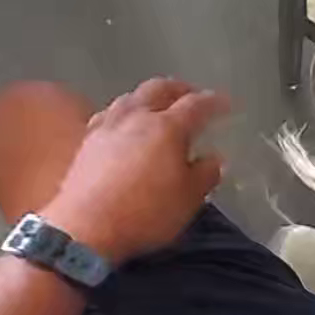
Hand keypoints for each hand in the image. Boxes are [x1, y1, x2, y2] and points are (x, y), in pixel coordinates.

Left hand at [40, 78, 229, 264]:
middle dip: (179, 89)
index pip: (196, 106)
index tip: (225, 103)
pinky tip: (124, 123)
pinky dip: (125, 112)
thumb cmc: (147, 214)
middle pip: (159, 89)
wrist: (89, 226)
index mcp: (168, 128)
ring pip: (131, 97)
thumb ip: (205, 174)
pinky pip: (110, 114)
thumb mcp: (189, 199)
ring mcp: (108, 125)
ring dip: (149, 97)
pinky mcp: (88, 141)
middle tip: (191, 94)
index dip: (213, 102)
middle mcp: (137, 117)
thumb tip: (214, 158)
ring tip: (158, 106)